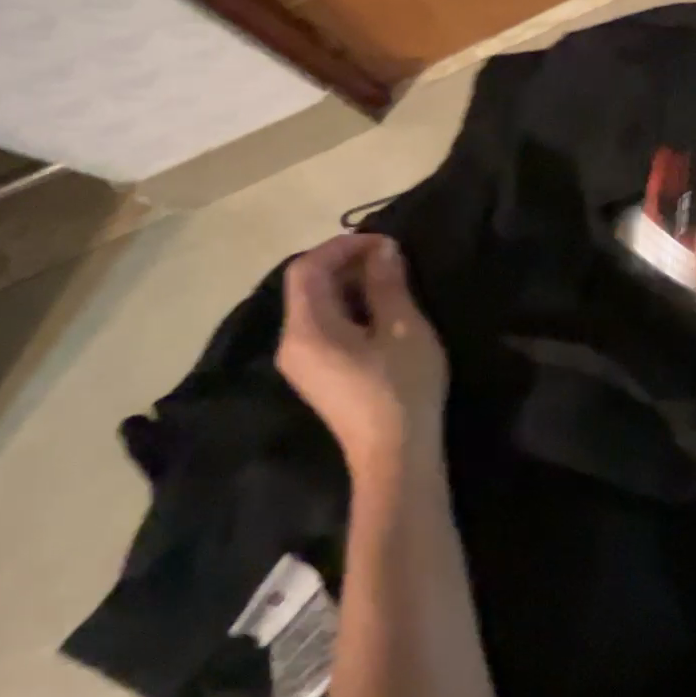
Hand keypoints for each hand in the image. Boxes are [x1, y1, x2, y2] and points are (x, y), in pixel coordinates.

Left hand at [276, 234, 448, 476]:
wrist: (395, 455)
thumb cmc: (401, 388)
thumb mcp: (404, 329)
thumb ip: (388, 285)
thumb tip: (381, 250)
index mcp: (307, 329)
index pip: (307, 268)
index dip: (342, 246)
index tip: (385, 241)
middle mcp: (291, 343)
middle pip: (306, 287)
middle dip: (345, 263)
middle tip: (391, 258)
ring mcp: (301, 363)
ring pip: (315, 308)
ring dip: (348, 286)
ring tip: (390, 280)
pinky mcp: (317, 377)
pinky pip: (322, 328)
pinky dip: (347, 309)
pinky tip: (380, 313)